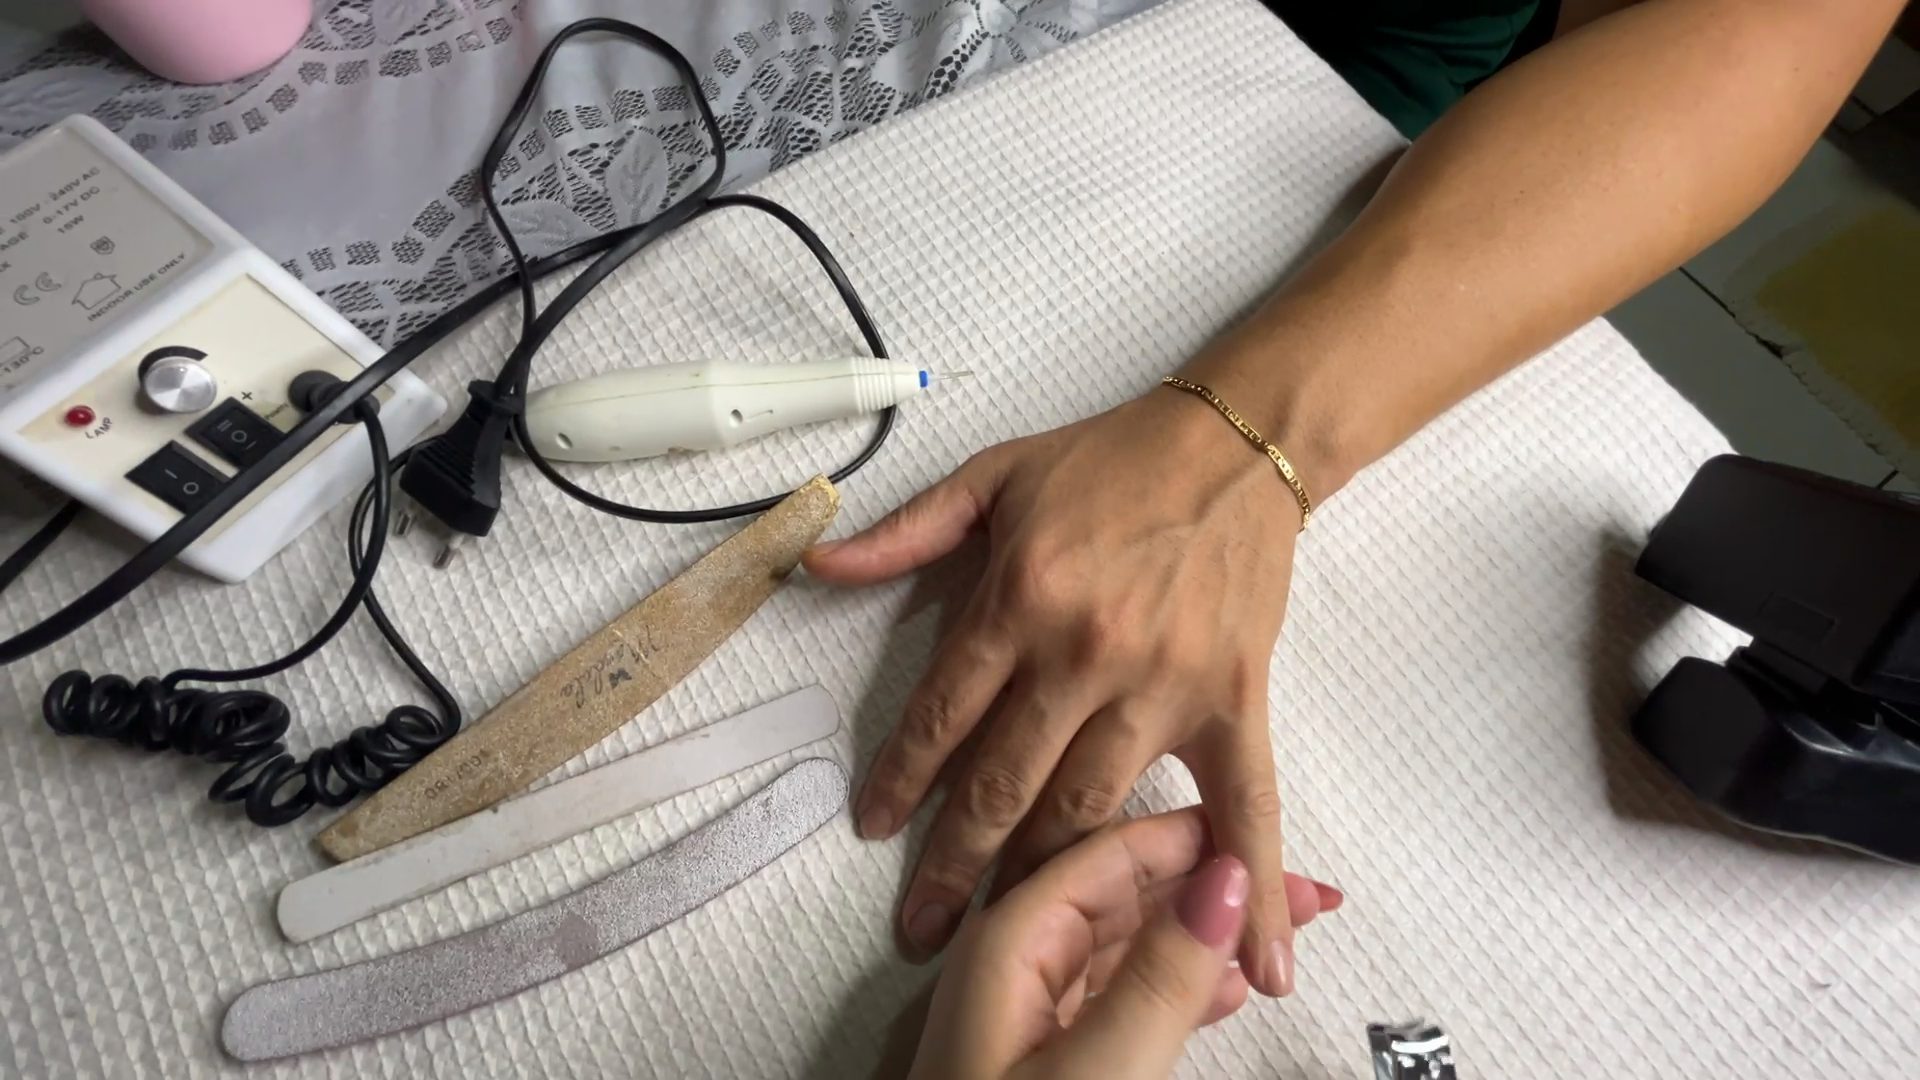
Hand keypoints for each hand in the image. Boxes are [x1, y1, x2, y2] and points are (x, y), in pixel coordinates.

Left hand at [805, 387, 1305, 995]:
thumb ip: (905, 531)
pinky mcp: (1233, 700)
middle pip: (1004, 783)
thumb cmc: (1106, 461)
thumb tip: (820, 562)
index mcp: (1020, 599)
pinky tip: (1253, 972)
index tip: (874, 829)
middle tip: (923, 925)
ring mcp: (1163, 686)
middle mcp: (1085, 655)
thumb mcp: (992, 476)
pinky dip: (1246, 886)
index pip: (940, 715)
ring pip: (1090, 808)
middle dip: (955, 861)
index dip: (901, 779)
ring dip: (1045, 878)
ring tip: (1006, 932)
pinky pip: (1245, 804)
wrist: (1228, 447)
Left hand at [908, 809, 1341, 1079]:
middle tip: (1308, 892)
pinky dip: (1182, 984)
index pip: (1113, 854)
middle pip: (1131, 892)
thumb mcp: (1096, 1076)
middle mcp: (1022, 953)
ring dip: (1208, 934)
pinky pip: (1127, 993)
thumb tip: (1227, 877)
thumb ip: (1159, 978)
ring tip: (1287, 935)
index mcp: (1015, 934)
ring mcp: (1038, 1003)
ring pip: (1136, 942)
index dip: (1192, 839)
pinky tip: (1229, 987)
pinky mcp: (1056, 1051)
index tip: (1269, 836)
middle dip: (1214, 884)